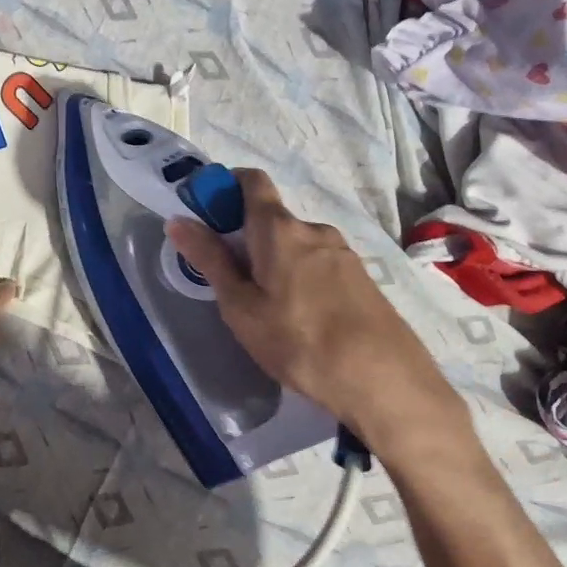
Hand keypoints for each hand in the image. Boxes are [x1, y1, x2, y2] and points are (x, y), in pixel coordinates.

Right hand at [165, 169, 464, 450]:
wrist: (387, 386)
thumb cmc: (299, 342)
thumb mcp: (240, 306)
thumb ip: (210, 259)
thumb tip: (179, 220)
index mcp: (279, 229)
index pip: (251, 180)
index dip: (223, 187)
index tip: (204, 216)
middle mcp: (314, 230)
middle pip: (270, 218)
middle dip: (244, 238)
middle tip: (228, 281)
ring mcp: (344, 255)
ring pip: (294, 245)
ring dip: (272, 262)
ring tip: (263, 308)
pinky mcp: (363, 280)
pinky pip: (317, 265)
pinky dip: (298, 278)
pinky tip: (298, 320)